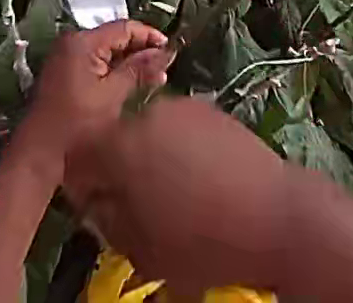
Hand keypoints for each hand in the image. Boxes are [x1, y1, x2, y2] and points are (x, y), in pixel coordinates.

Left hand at [22, 21, 172, 164]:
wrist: (38, 155)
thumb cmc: (76, 125)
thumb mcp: (112, 95)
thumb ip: (139, 70)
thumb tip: (165, 54)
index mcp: (82, 42)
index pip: (124, 28)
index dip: (149, 36)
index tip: (169, 48)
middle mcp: (72, 42)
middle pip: (115, 37)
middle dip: (140, 50)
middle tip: (164, 65)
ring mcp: (66, 57)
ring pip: (106, 51)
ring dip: (129, 62)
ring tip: (154, 76)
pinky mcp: (64, 72)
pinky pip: (95, 62)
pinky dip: (113, 71)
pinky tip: (132, 83)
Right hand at [64, 96, 294, 294]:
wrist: (273, 213)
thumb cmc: (201, 239)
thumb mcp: (141, 247)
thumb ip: (108, 218)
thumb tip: (97, 202)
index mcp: (120, 145)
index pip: (80, 152)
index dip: (83, 178)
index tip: (95, 202)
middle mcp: (147, 114)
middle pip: (117, 135)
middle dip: (119, 163)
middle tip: (135, 198)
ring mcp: (182, 106)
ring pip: (150, 129)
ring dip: (150, 152)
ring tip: (172, 188)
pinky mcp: (210, 108)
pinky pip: (179, 125)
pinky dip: (179, 145)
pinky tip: (198, 175)